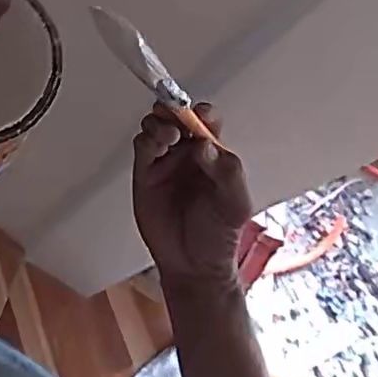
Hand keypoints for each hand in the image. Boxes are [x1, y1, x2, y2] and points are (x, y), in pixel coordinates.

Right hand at [133, 103, 252, 293]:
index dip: (202, 113)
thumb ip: (226, 174)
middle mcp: (187, 153)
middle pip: (176, 117)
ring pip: (156, 126)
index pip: (207, 122)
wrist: (193, 266)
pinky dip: (146, 140)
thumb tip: (206, 146)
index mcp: (213, 155)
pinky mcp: (145, 173)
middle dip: (173, 110)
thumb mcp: (235, 204)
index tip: (200, 114)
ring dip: (159, 123)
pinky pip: (142, 146)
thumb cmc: (219, 235)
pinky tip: (156, 147)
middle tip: (175, 116)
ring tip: (168, 136)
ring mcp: (165, 161)